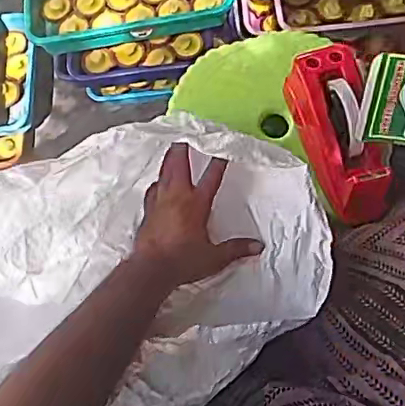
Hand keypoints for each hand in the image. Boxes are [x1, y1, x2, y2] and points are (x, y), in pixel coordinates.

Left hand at [130, 143, 262, 288]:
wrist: (150, 269)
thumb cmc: (182, 261)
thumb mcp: (214, 257)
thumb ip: (236, 249)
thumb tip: (257, 246)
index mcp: (196, 203)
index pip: (212, 176)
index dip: (219, 161)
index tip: (223, 149)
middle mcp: (176, 196)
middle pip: (179, 163)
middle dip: (183, 147)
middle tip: (186, 136)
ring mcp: (159, 201)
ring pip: (164, 172)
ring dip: (169, 159)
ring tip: (173, 151)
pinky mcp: (147, 210)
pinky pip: (152, 189)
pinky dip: (157, 182)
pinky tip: (158, 183)